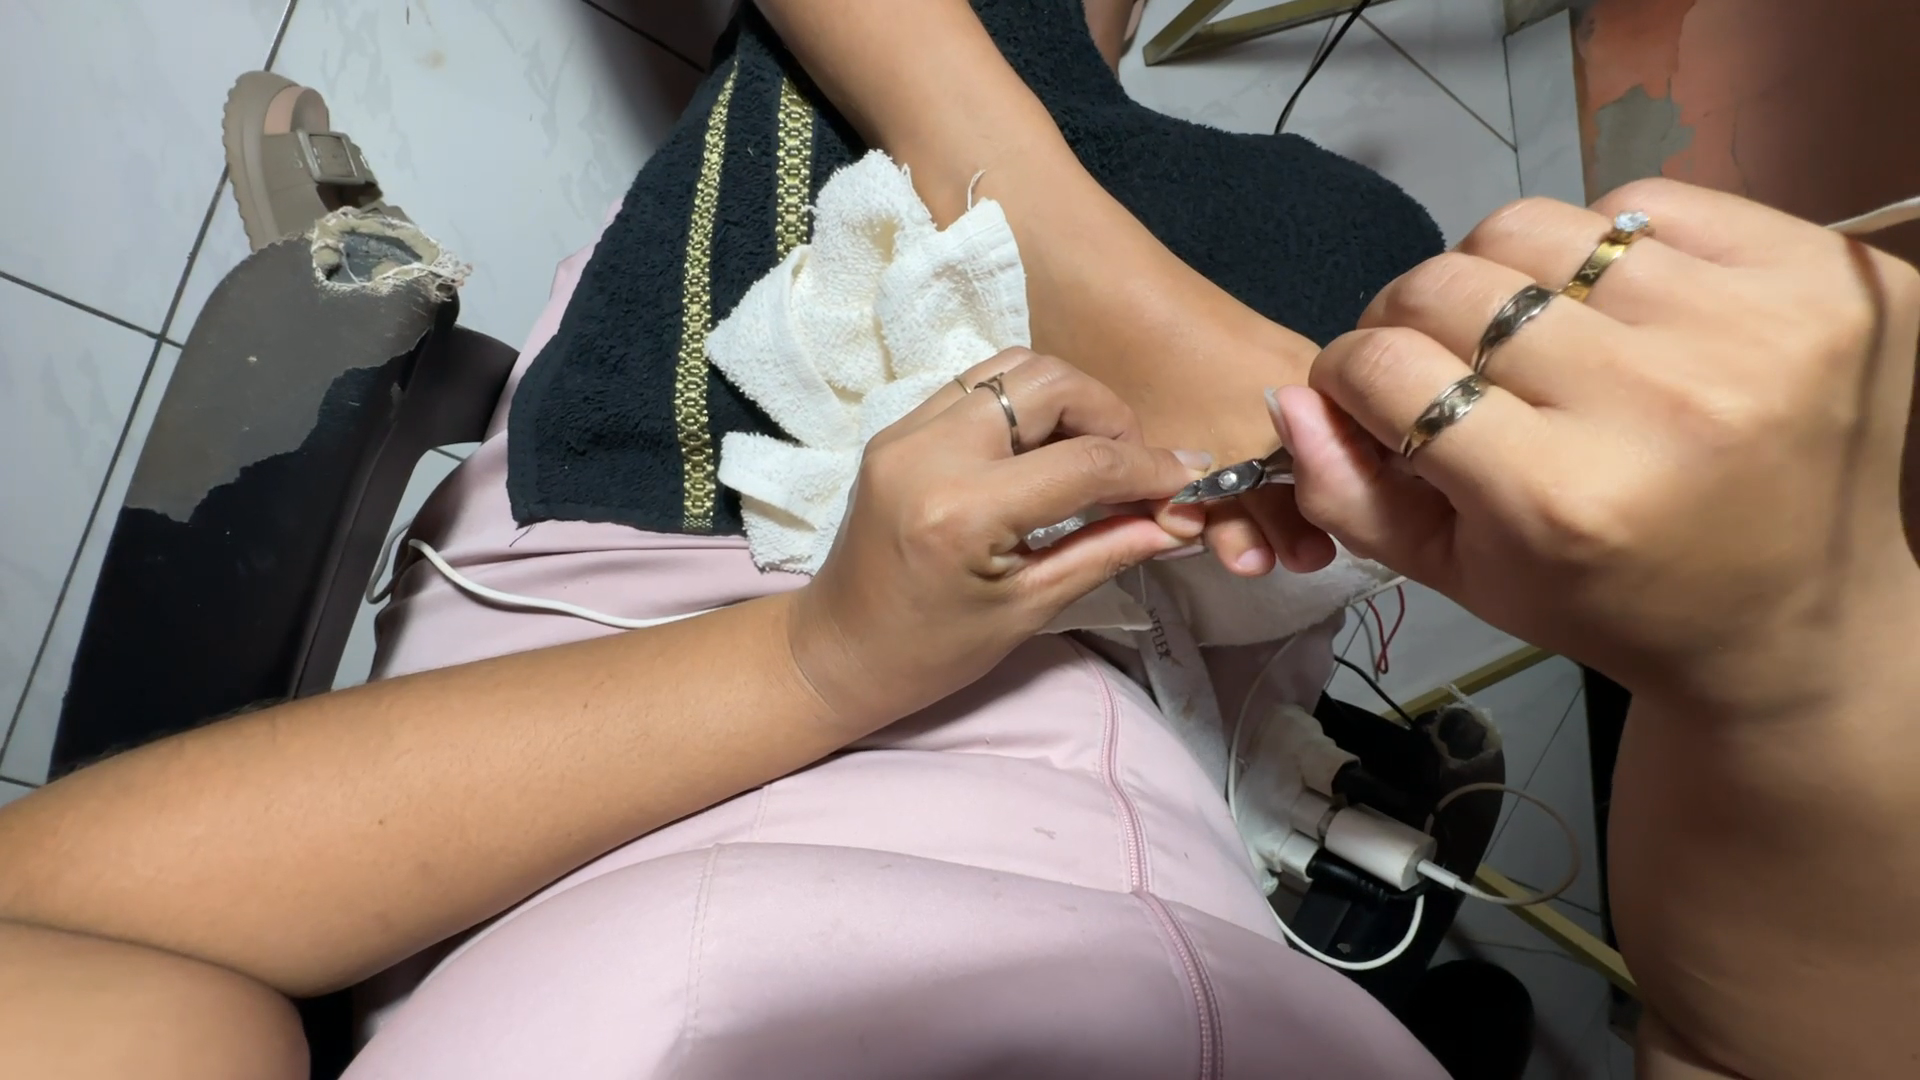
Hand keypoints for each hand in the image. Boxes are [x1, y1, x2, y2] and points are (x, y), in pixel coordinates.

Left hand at [789, 348, 1210, 731]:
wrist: (838, 651)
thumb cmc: (931, 653)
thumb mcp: (1028, 610)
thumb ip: (1107, 550)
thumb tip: (1180, 519)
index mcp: (962, 510)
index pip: (1083, 461)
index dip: (1149, 468)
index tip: (1188, 482)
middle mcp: (928, 451)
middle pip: (1049, 382)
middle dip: (1109, 416)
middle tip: (1131, 467)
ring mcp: (905, 431)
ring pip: (1012, 369)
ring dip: (1067, 399)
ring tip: (1089, 454)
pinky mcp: (898, 429)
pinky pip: (976, 387)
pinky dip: (1025, 404)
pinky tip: (1042, 449)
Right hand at [1273, 179, 1919, 714]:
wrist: (1794, 614)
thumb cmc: (1591, 603)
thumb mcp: (1444, 573)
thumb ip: (1343, 492)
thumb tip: (1289, 396)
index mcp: (1553, 496)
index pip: (1384, 367)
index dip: (1342, 370)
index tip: (1356, 392)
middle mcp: (1657, 399)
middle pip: (1445, 286)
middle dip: (1398, 321)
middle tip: (1424, 364)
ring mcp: (1755, 322)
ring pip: (1529, 229)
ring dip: (1484, 278)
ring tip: (1506, 332)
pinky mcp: (1823, 269)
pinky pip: (1637, 205)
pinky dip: (1586, 250)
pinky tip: (1598, 310)